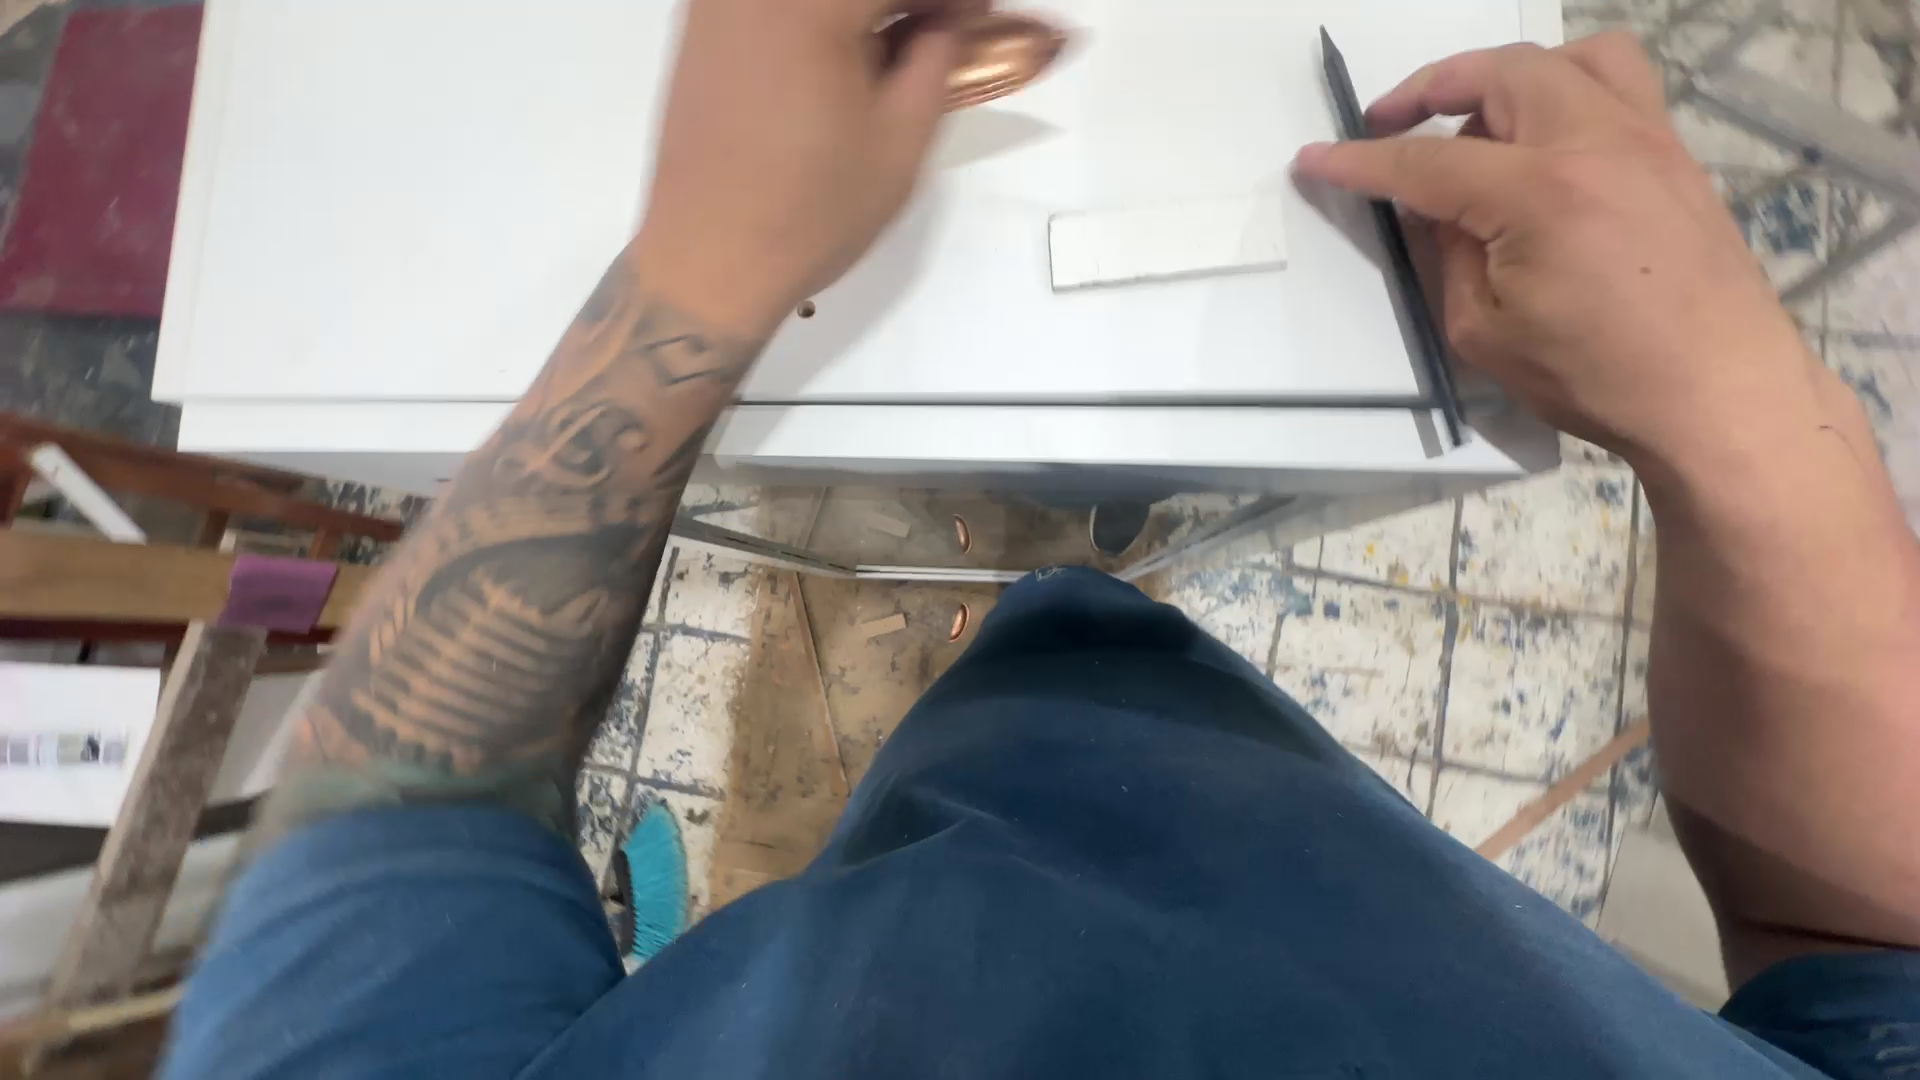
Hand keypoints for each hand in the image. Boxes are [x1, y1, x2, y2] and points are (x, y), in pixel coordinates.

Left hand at [633, 0, 979, 340]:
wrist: (709, 261)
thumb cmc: (811, 214)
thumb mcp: (897, 146)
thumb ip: (934, 62)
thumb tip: (946, 22)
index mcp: (809, 2)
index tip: (981, 18)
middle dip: (907, 2)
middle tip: (943, 31)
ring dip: (863, 11)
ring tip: (894, 49)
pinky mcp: (699, 24)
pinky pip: (772, 3)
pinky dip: (818, 17)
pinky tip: (843, 53)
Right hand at [1294, 33, 1820, 465]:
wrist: (1710, 390)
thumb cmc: (1586, 373)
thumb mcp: (1480, 329)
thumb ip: (1449, 256)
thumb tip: (1437, 210)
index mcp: (1541, 195)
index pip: (1428, 162)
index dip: (1361, 161)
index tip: (1314, 158)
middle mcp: (1599, 143)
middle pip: (1504, 74)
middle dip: (1430, 87)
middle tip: (1383, 120)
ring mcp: (1647, 141)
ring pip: (1570, 59)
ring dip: (1502, 76)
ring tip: (1465, 119)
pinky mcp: (1671, 156)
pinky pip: (1614, 86)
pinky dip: (1558, 90)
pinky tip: (1531, 142)